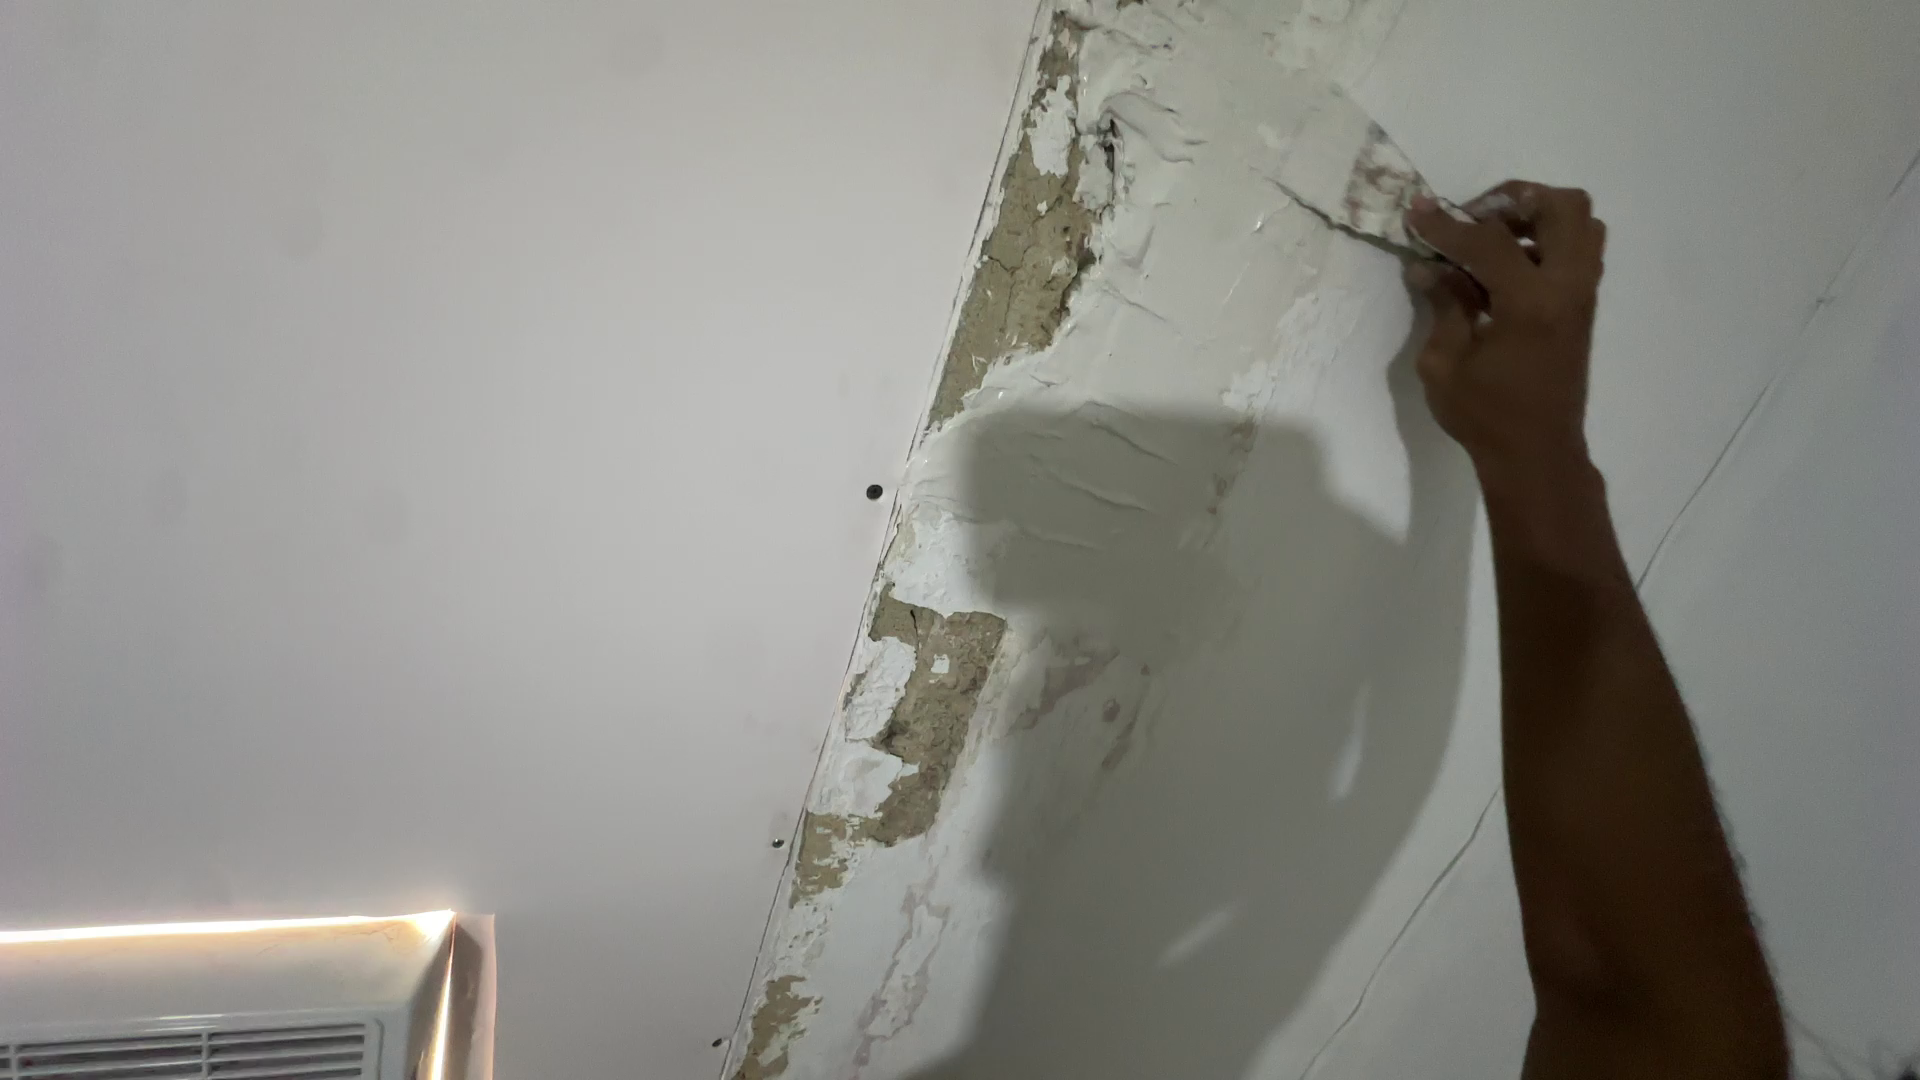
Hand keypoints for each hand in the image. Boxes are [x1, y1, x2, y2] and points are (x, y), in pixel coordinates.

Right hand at [1404, 182, 1607, 495]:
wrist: (1533, 448)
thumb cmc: (1482, 413)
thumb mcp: (1444, 363)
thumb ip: (1442, 306)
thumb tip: (1427, 267)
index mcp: (1530, 302)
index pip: (1489, 243)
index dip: (1448, 225)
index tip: (1417, 211)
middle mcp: (1567, 286)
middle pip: (1561, 207)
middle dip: (1511, 202)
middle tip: (1469, 221)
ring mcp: (1582, 294)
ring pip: (1580, 223)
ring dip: (1535, 217)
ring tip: (1489, 239)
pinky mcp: (1581, 305)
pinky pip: (1577, 250)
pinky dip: (1544, 241)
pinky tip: (1504, 266)